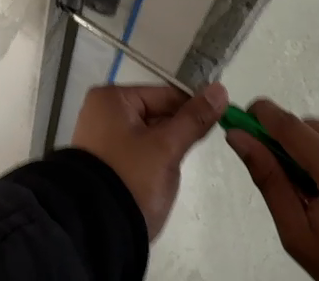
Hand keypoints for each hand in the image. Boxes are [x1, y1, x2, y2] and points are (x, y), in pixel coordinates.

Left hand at [71, 81, 227, 237]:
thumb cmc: (132, 178)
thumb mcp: (166, 147)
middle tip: (192, 152)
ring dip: (165, 148)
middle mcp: (102, 111)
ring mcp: (101, 137)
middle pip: (155, 112)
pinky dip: (152, 159)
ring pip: (148, 133)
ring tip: (173, 167)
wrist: (98, 229)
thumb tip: (219, 90)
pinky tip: (160, 175)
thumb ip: (194, 119)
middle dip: (176, 132)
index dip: (192, 108)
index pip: (164, 94)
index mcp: (112, 98)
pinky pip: (137, 150)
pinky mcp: (105, 160)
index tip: (218, 122)